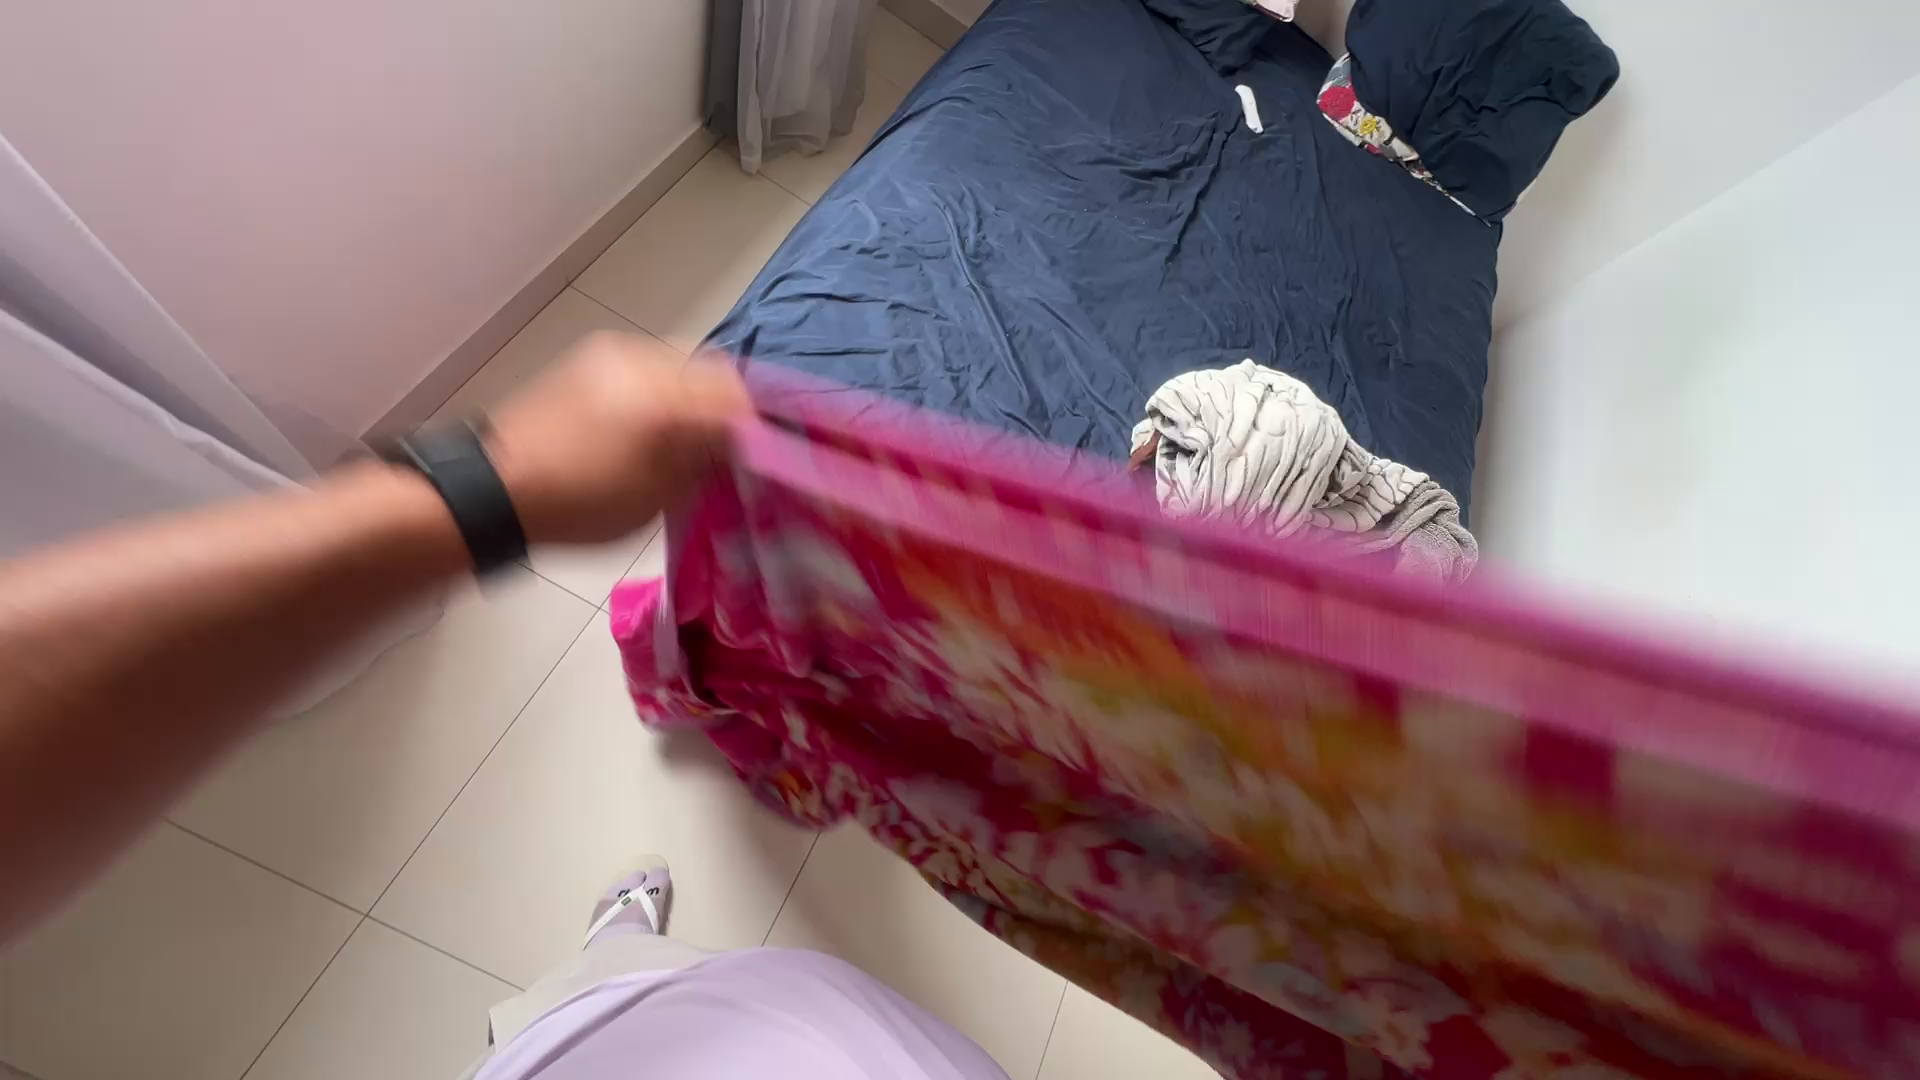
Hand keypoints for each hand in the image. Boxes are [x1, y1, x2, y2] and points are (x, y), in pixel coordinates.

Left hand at [482, 333, 750, 545]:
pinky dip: (671, 387)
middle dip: (731, 405)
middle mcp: (643, 362)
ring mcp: (614, 354)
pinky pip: (653, 364)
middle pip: (714, 371)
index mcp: (664, 400)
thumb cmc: (582, 503)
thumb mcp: (659, 495)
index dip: (758, 425)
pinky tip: (664, 418)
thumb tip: (737, 445)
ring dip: (701, 394)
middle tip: (735, 442)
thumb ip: (705, 461)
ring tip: (699, 432)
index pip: (736, 398)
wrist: (494, 488)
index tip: (764, 453)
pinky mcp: (592, 358)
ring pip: (684, 363)